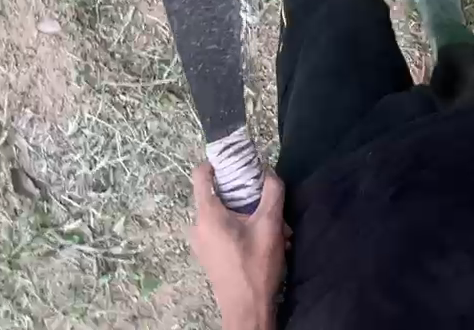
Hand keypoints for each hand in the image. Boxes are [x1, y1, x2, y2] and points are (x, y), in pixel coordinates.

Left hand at [189, 163, 286, 329]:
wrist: (248, 313)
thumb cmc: (255, 266)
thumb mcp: (270, 224)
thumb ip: (272, 191)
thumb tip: (269, 172)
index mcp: (207, 214)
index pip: (201, 174)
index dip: (217, 161)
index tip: (238, 160)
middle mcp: (198, 226)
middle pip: (218, 193)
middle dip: (246, 193)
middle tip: (268, 200)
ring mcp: (201, 243)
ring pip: (224, 212)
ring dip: (250, 213)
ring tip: (275, 227)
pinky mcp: (209, 255)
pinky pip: (223, 228)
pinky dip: (243, 227)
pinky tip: (267, 241)